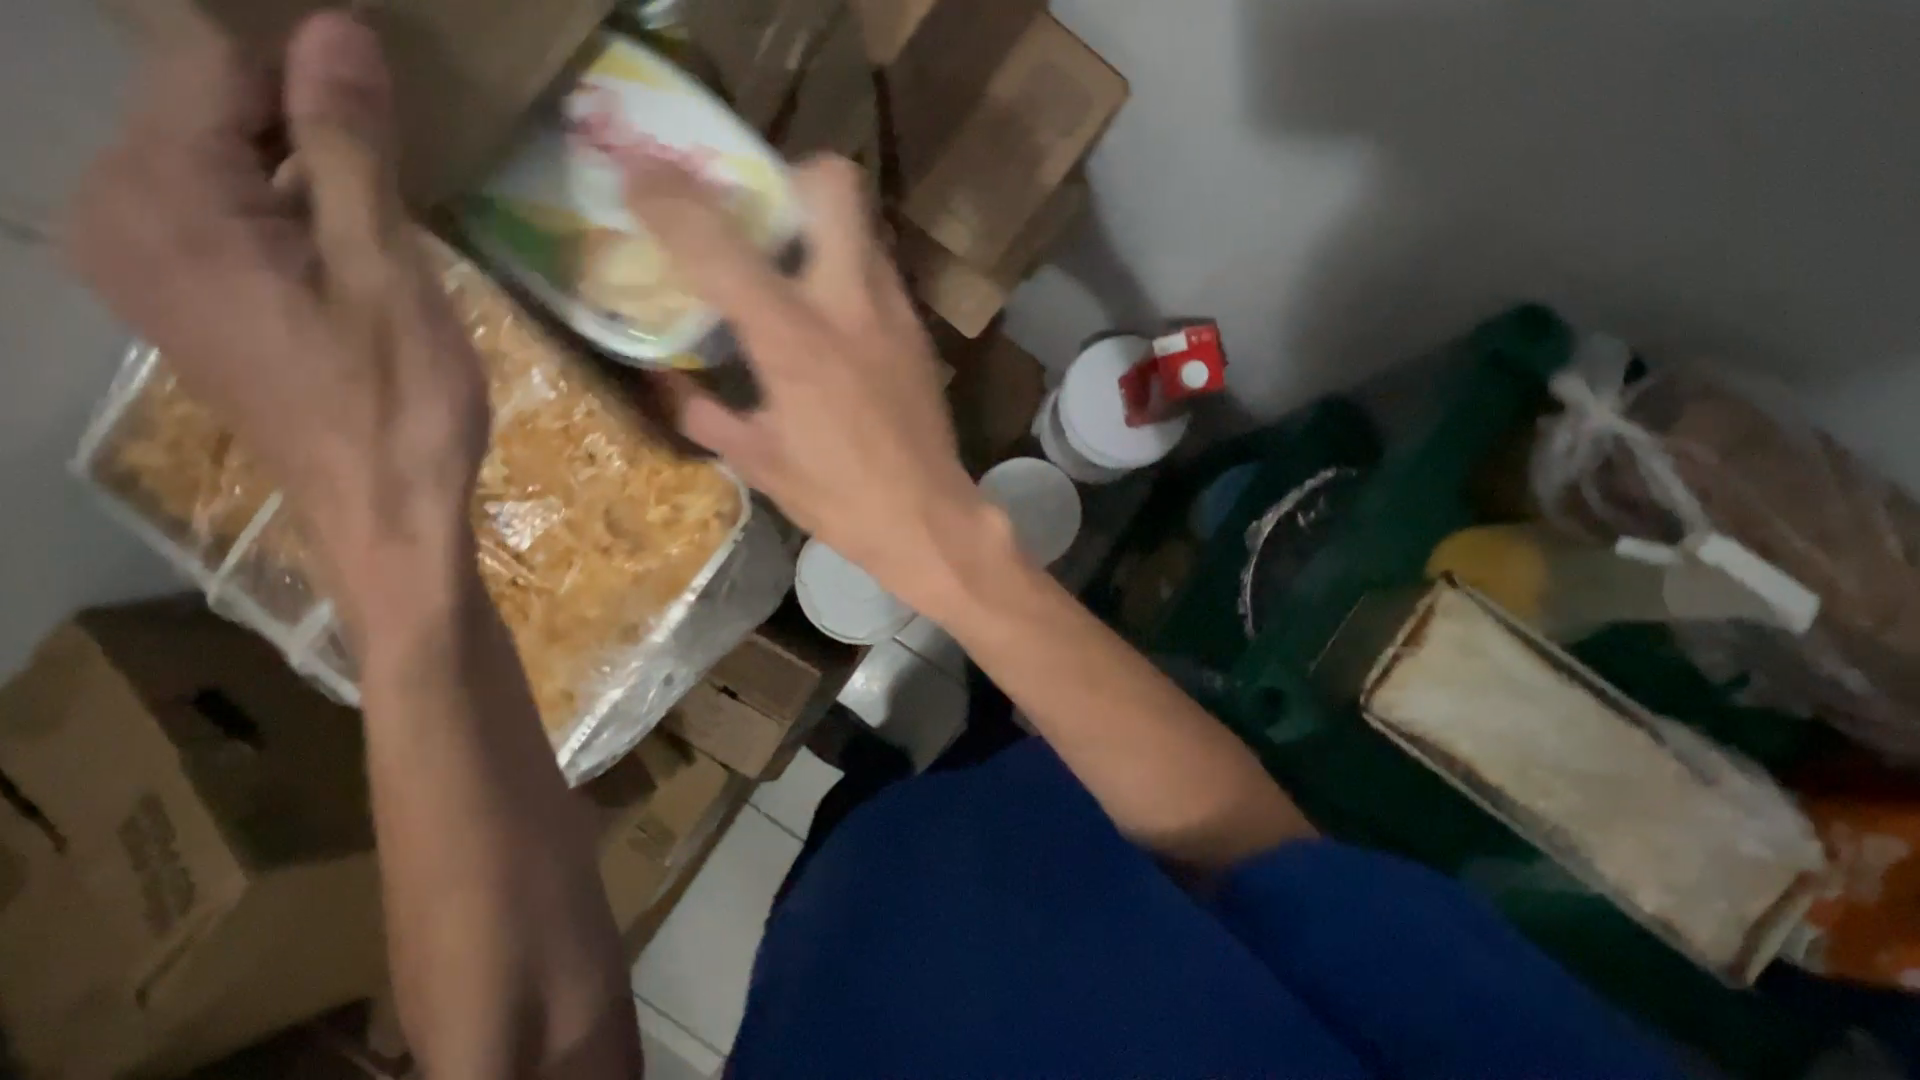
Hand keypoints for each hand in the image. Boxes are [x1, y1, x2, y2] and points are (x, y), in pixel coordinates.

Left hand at [67, 13, 488, 623]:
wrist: (383, 515)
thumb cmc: (397, 404)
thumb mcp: (385, 272)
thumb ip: (348, 146)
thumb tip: (336, 28)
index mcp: (162, 198)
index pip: (217, 62)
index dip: (312, 78)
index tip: (393, 126)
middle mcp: (114, 212)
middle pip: (203, 101)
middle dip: (299, 121)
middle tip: (392, 185)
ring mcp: (132, 256)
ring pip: (209, 149)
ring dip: (294, 164)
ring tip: (371, 223)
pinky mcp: (167, 291)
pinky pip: (207, 201)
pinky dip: (274, 203)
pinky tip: (334, 252)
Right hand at [625, 158, 1008, 610]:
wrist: (928, 520)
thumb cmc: (839, 498)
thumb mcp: (759, 461)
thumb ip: (704, 413)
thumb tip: (664, 384)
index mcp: (793, 339)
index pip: (721, 246)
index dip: (670, 199)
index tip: (639, 175)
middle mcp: (847, 304)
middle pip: (830, 185)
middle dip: (787, 179)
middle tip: (757, 215)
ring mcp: (893, 310)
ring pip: (861, 222)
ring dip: (820, 225)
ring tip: (789, 263)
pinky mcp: (918, 328)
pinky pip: (879, 268)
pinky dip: (847, 270)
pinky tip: (830, 317)